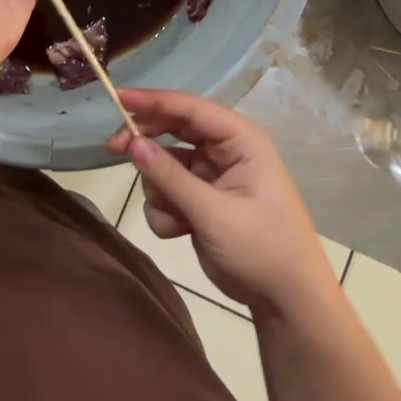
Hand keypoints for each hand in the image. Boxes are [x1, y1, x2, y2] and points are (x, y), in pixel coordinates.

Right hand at [107, 89, 326, 313]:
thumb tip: (132, 143)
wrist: (286, 303)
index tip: (117, 98)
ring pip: (163, 164)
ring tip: (177, 219)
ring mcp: (211, 176)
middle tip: (113, 149)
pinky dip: (164, 210)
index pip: (190, 109)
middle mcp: (225, 151)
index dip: (153, 101)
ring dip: (159, 190)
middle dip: (145, 144)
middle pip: (172, 130)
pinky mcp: (200, 201)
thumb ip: (170, 177)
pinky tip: (181, 232)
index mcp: (241, 141)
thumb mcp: (214, 213)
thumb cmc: (262, 249)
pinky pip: (166, 191)